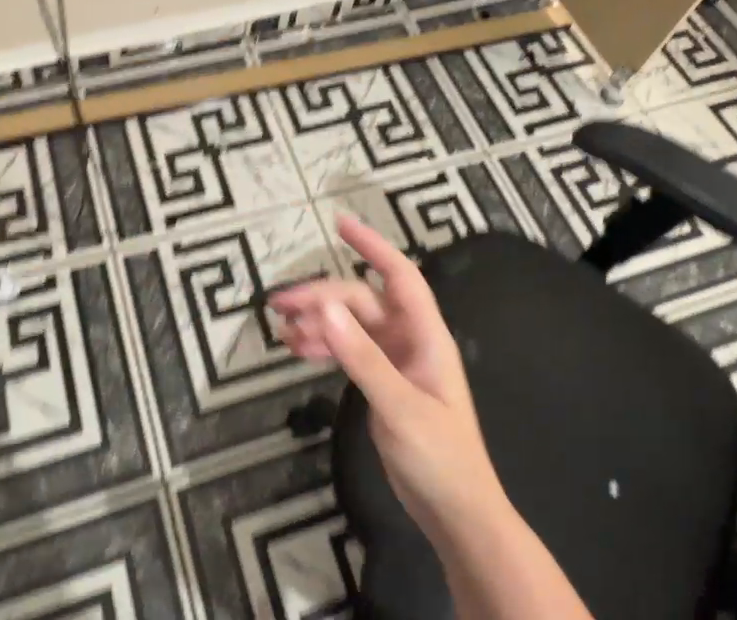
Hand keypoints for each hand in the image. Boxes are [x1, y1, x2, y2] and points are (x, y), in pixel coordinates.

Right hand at [268, 216, 507, 538]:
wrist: (456, 513)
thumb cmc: (440, 458)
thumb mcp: (399, 406)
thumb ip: (361, 356)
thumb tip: (324, 307)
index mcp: (427, 336)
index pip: (399, 276)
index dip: (372, 246)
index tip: (340, 224)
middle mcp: (410, 341)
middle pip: (362, 302)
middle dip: (322, 297)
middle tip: (280, 305)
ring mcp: (395, 362)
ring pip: (351, 326)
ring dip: (318, 322)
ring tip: (280, 330)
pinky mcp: (382, 384)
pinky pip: (349, 352)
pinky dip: (324, 346)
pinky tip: (298, 349)